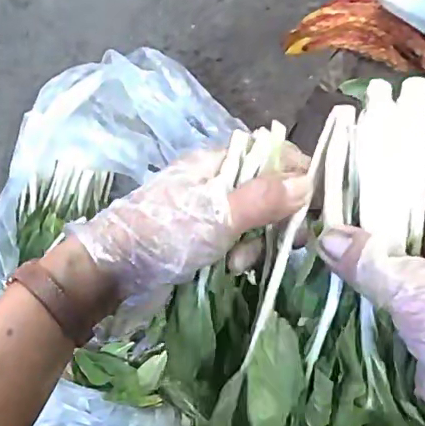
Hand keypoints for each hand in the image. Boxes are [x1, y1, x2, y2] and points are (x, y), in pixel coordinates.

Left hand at [69, 144, 313, 297]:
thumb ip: (264, 199)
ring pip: (254, 220)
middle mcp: (215, 180)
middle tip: (280, 247)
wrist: (111, 270)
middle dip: (277, 220)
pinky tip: (230, 269)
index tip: (313, 211)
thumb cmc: (164, 236)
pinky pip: (234, 240)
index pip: (274, 155)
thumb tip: (310, 182)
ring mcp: (207, 210)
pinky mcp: (200, 237)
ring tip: (239, 265)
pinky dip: (239, 254)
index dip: (299, 179)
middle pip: (268, 190)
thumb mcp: (218, 216)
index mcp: (218, 162)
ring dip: (256, 243)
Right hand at [314, 128, 424, 421]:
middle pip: (418, 192)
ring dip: (367, 221)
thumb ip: (369, 261)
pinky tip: (334, 253)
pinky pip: (392, 265)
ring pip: (401, 230)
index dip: (416, 137)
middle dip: (378, 177)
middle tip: (333, 165)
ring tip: (323, 203)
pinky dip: (366, 257)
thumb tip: (323, 234)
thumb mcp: (419, 293)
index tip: (375, 124)